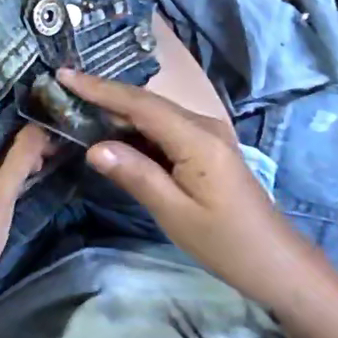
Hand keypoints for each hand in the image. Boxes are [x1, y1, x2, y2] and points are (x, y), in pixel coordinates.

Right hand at [56, 68, 315, 303]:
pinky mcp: (206, 147)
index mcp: (198, 139)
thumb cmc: (226, 243)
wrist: (274, 261)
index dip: (100, 89)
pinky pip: (164, 129)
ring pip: (154, 114)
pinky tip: (112, 134)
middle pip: (146, 103)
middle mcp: (204, 126)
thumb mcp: (175, 214)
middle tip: (62, 91)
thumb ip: (135, 175)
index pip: (141, 104)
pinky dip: (135, 129)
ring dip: (117, 111)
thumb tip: (93, 147)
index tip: (64, 75)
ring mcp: (208, 134)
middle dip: (104, 95)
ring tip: (77, 107)